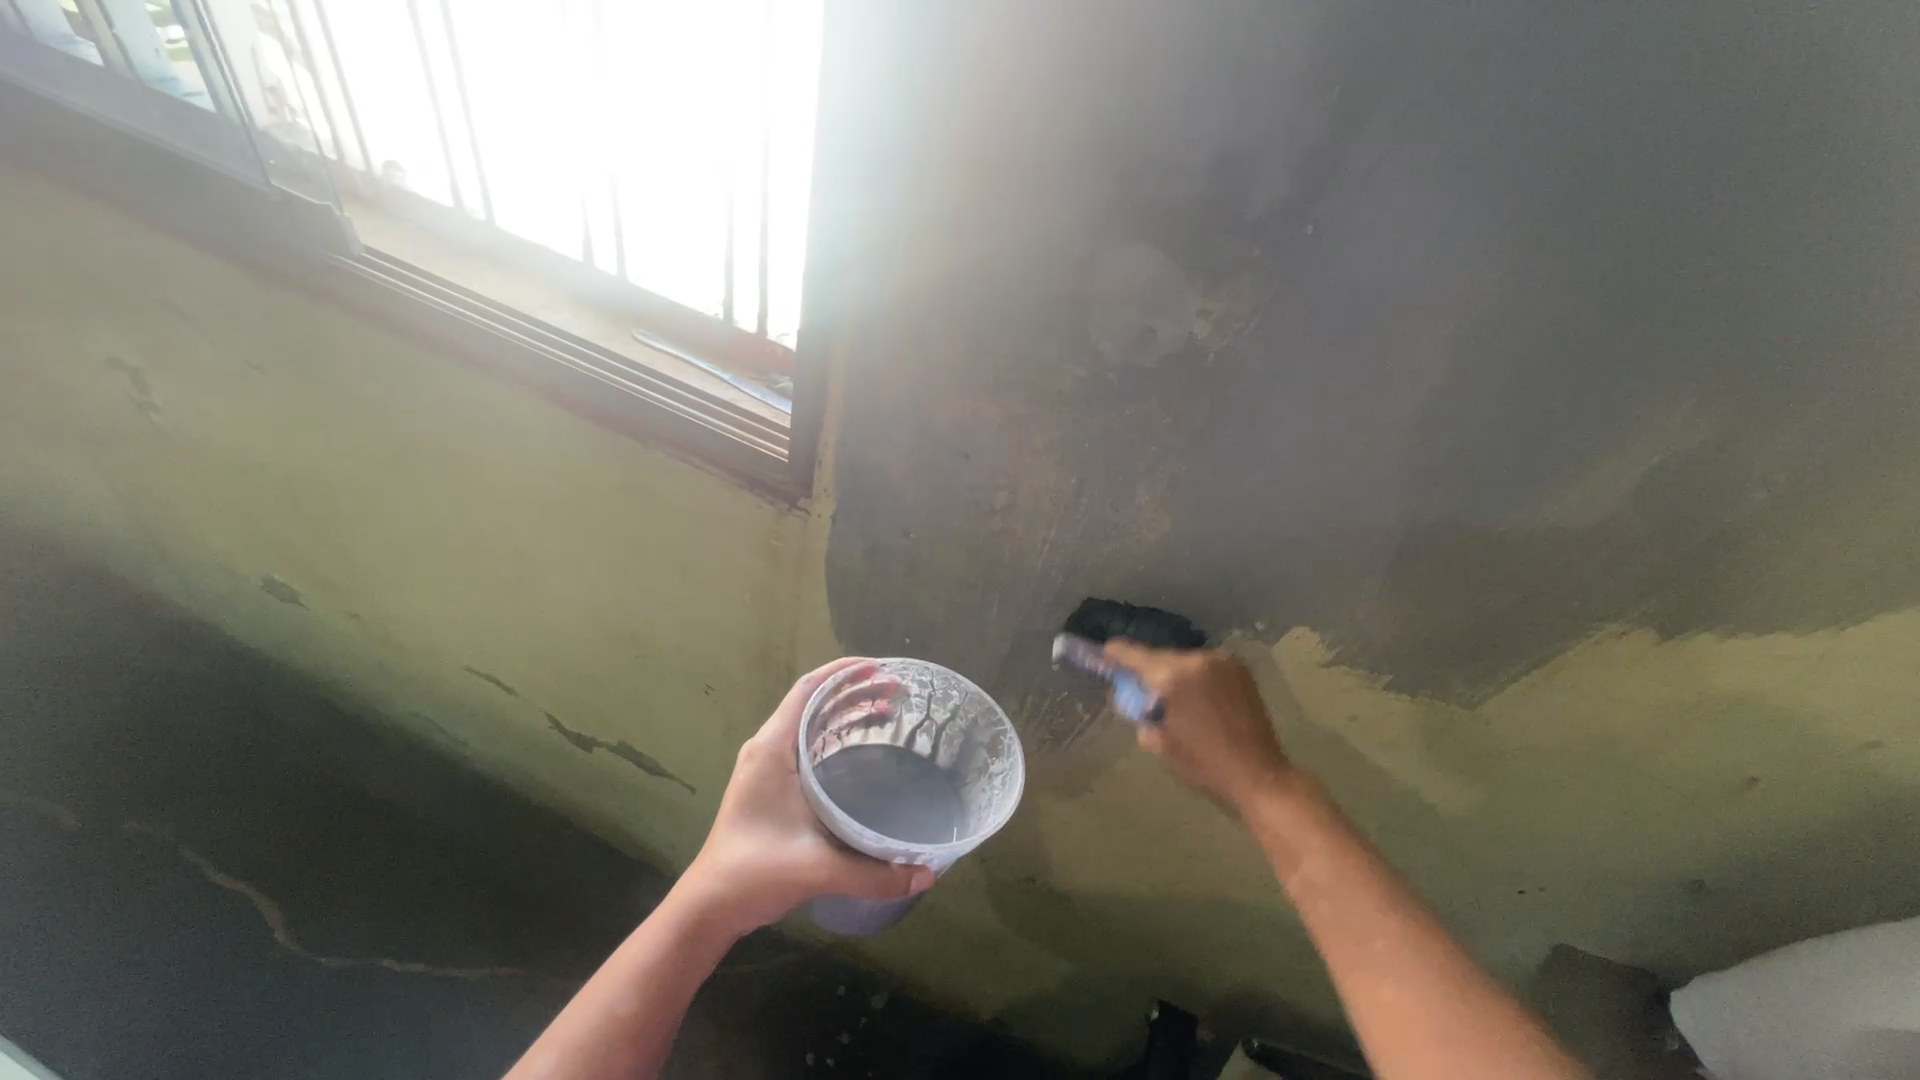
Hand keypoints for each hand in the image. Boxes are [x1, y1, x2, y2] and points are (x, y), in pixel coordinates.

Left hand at [676, 658, 934, 936]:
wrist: (710, 905)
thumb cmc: (754, 872)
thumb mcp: (817, 870)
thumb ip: (873, 873)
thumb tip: (926, 873)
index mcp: (772, 749)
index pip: (808, 689)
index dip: (844, 671)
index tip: (882, 667)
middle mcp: (768, 749)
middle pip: (813, 701)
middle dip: (854, 690)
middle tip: (897, 691)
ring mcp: (766, 766)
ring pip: (810, 723)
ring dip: (845, 712)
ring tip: (887, 712)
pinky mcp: (770, 785)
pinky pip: (807, 745)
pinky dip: (835, 736)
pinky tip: (862, 752)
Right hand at [1103, 641, 1294, 813]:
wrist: (1259, 776)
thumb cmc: (1204, 765)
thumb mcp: (1159, 742)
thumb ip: (1140, 713)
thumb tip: (1132, 699)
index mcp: (1174, 677)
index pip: (1135, 656)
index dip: (1116, 654)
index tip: (1104, 650)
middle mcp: (1198, 660)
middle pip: (1161, 657)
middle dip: (1147, 669)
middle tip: (1137, 686)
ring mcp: (1223, 662)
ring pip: (1184, 661)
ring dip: (1173, 674)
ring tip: (1170, 697)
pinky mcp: (1240, 670)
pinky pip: (1204, 666)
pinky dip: (1194, 676)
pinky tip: (1193, 697)